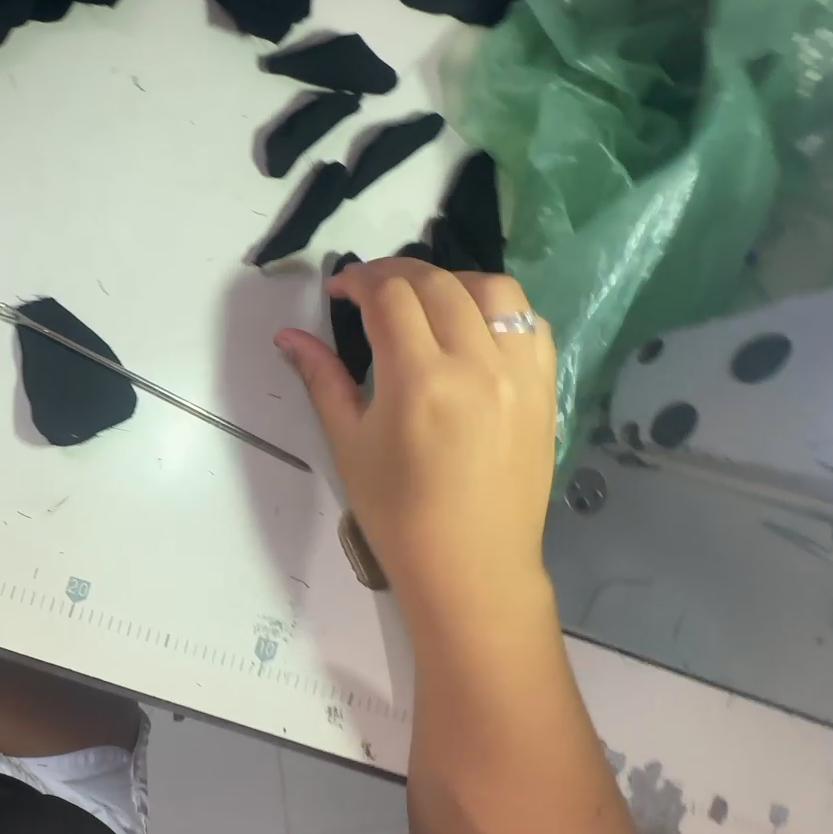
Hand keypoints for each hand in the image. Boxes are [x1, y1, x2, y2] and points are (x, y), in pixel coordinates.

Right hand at [274, 259, 557, 611]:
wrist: (468, 560)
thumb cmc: (393, 508)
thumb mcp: (346, 440)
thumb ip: (321, 378)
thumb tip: (287, 336)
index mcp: (419, 381)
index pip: (391, 297)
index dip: (358, 281)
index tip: (336, 291)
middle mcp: (477, 364)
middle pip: (438, 283)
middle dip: (395, 273)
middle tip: (365, 288)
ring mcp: (520, 373)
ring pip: (493, 289)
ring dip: (448, 280)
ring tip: (419, 300)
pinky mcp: (545, 386)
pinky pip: (526, 320)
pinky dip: (493, 307)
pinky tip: (465, 325)